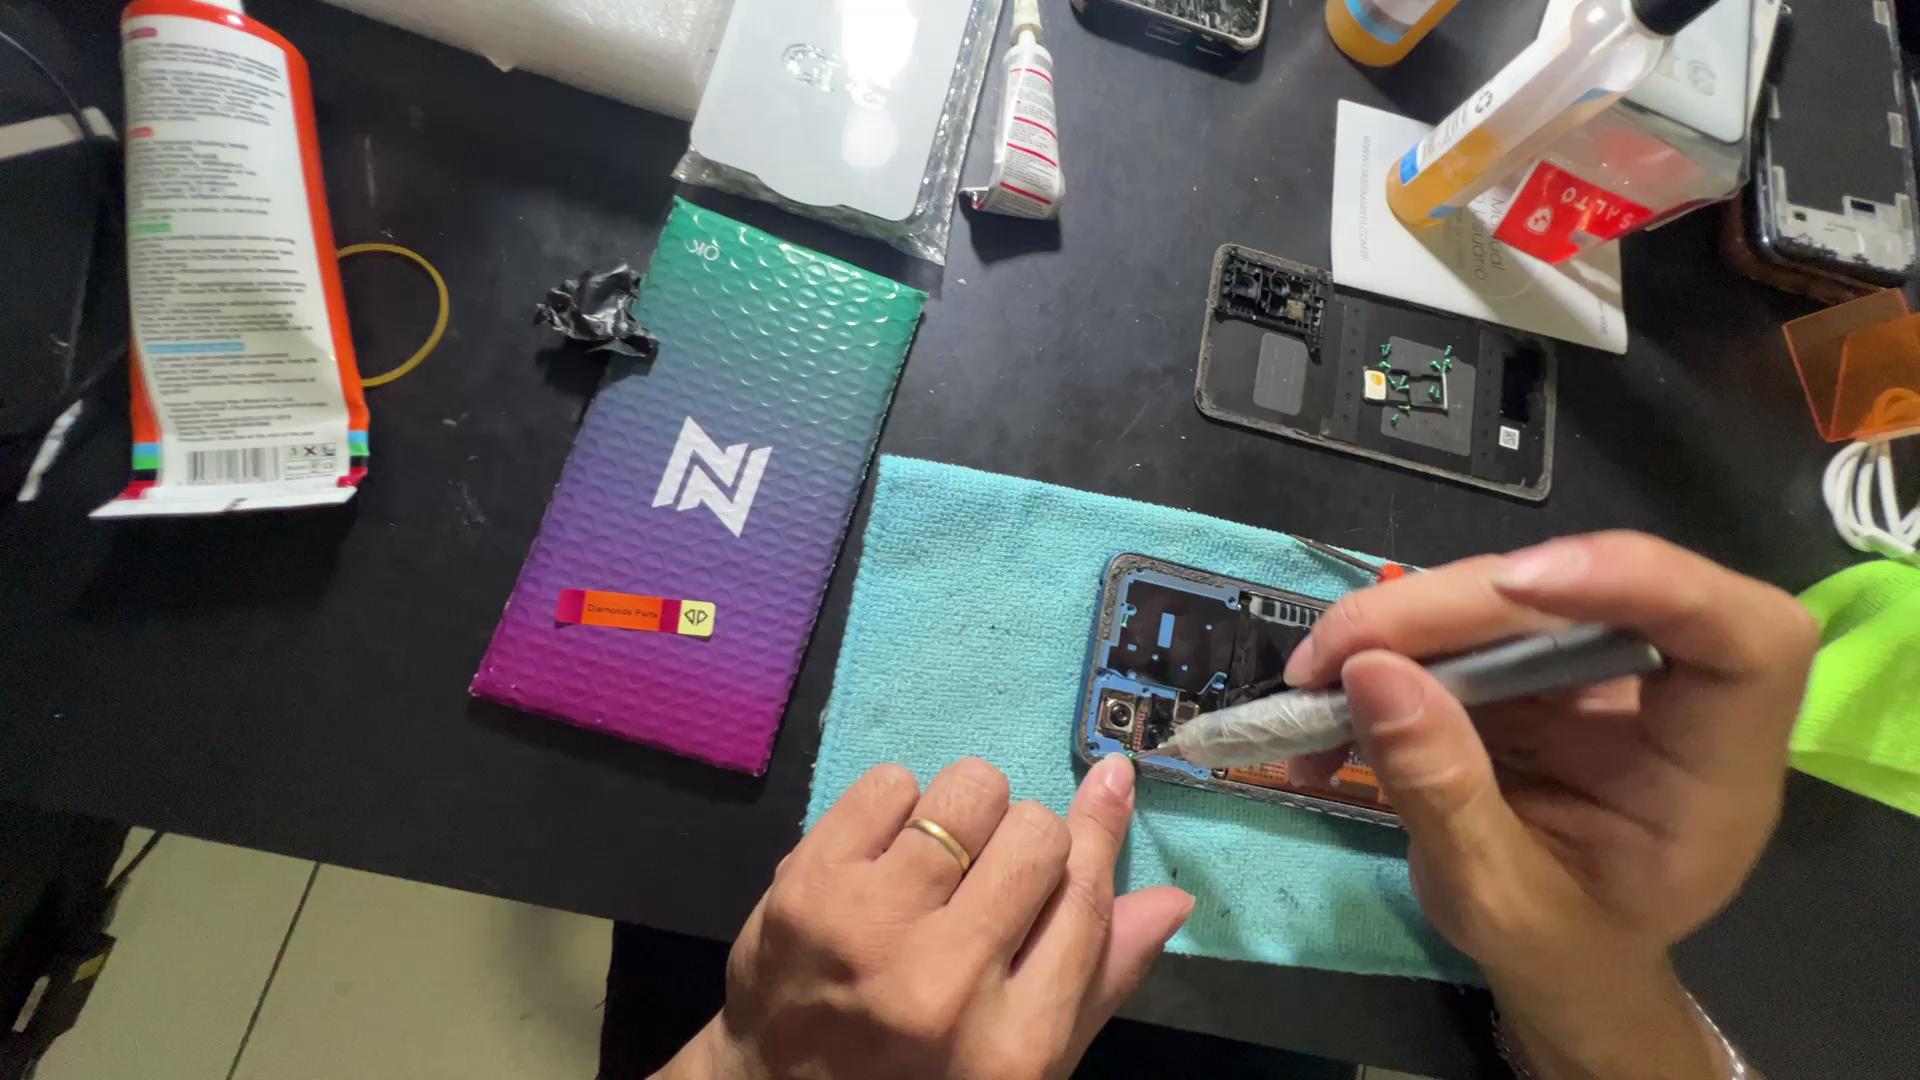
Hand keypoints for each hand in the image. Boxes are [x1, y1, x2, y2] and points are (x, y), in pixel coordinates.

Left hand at [657, 756, 1192, 1079]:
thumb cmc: (921, 1074)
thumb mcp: (1025, 1059)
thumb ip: (1100, 974)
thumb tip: (1175, 896)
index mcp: (1017, 1042)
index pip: (1086, 891)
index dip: (1099, 826)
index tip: (1108, 777)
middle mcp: (948, 982)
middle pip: (1034, 832)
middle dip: (1021, 836)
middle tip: (984, 874)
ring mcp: (870, 926)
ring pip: (969, 790)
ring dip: (964, 811)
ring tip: (934, 861)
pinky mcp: (808, 882)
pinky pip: (893, 780)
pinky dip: (898, 803)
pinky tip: (883, 855)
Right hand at [1284, 531, 1815, 1076]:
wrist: (1546, 944)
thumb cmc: (1555, 939)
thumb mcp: (1492, 895)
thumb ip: (1441, 791)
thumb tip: (1370, 670)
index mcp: (1701, 766)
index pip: (1738, 638)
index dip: (1641, 583)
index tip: (1513, 585)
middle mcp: (1642, 697)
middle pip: (1558, 603)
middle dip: (1431, 612)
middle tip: (1329, 658)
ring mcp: (1568, 674)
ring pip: (1482, 601)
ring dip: (1380, 627)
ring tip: (1308, 686)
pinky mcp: (1506, 668)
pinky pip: (1434, 630)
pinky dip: (1365, 655)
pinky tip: (1320, 707)